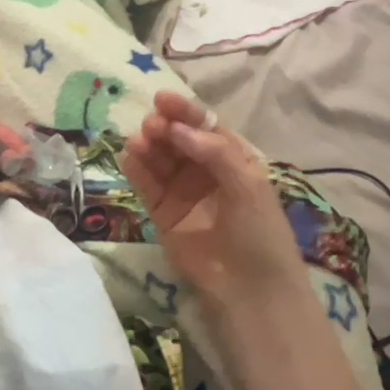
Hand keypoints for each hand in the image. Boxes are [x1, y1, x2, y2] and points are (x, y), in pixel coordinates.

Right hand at [120, 91, 309, 312]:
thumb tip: (176, 128)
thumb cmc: (260, 234)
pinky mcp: (162, 213)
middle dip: (163, 128)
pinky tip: (128, 157)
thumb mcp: (248, 186)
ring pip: (159, 160)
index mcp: (233, 161)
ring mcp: (182, 193)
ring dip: (147, 146)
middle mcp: (205, 172)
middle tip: (151, 125)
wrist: (250, 290)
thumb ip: (214, 152)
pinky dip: (135, 169)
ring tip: (137, 142)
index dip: (186, 112)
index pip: (206, 127)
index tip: (163, 99)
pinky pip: (145, 184)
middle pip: (178, 140)